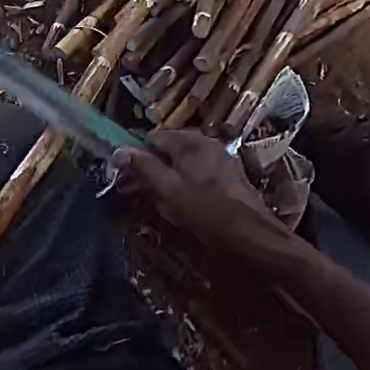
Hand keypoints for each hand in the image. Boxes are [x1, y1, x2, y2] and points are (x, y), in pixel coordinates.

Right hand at [113, 128, 294, 254]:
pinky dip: (188, 182)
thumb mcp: (169, 190)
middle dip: (155, 167)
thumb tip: (119, 150)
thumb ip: (145, 168)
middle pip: (170, 148)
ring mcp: (220, 155)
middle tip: (147, 193)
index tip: (129, 177)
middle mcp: (206, 141)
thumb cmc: (205, 210)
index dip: (138, 155)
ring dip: (171, 177)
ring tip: (165, 202)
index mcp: (191, 140)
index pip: (154, 137)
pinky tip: (187, 204)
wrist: (250, 232)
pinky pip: (199, 171)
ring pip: (184, 161)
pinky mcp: (228, 172)